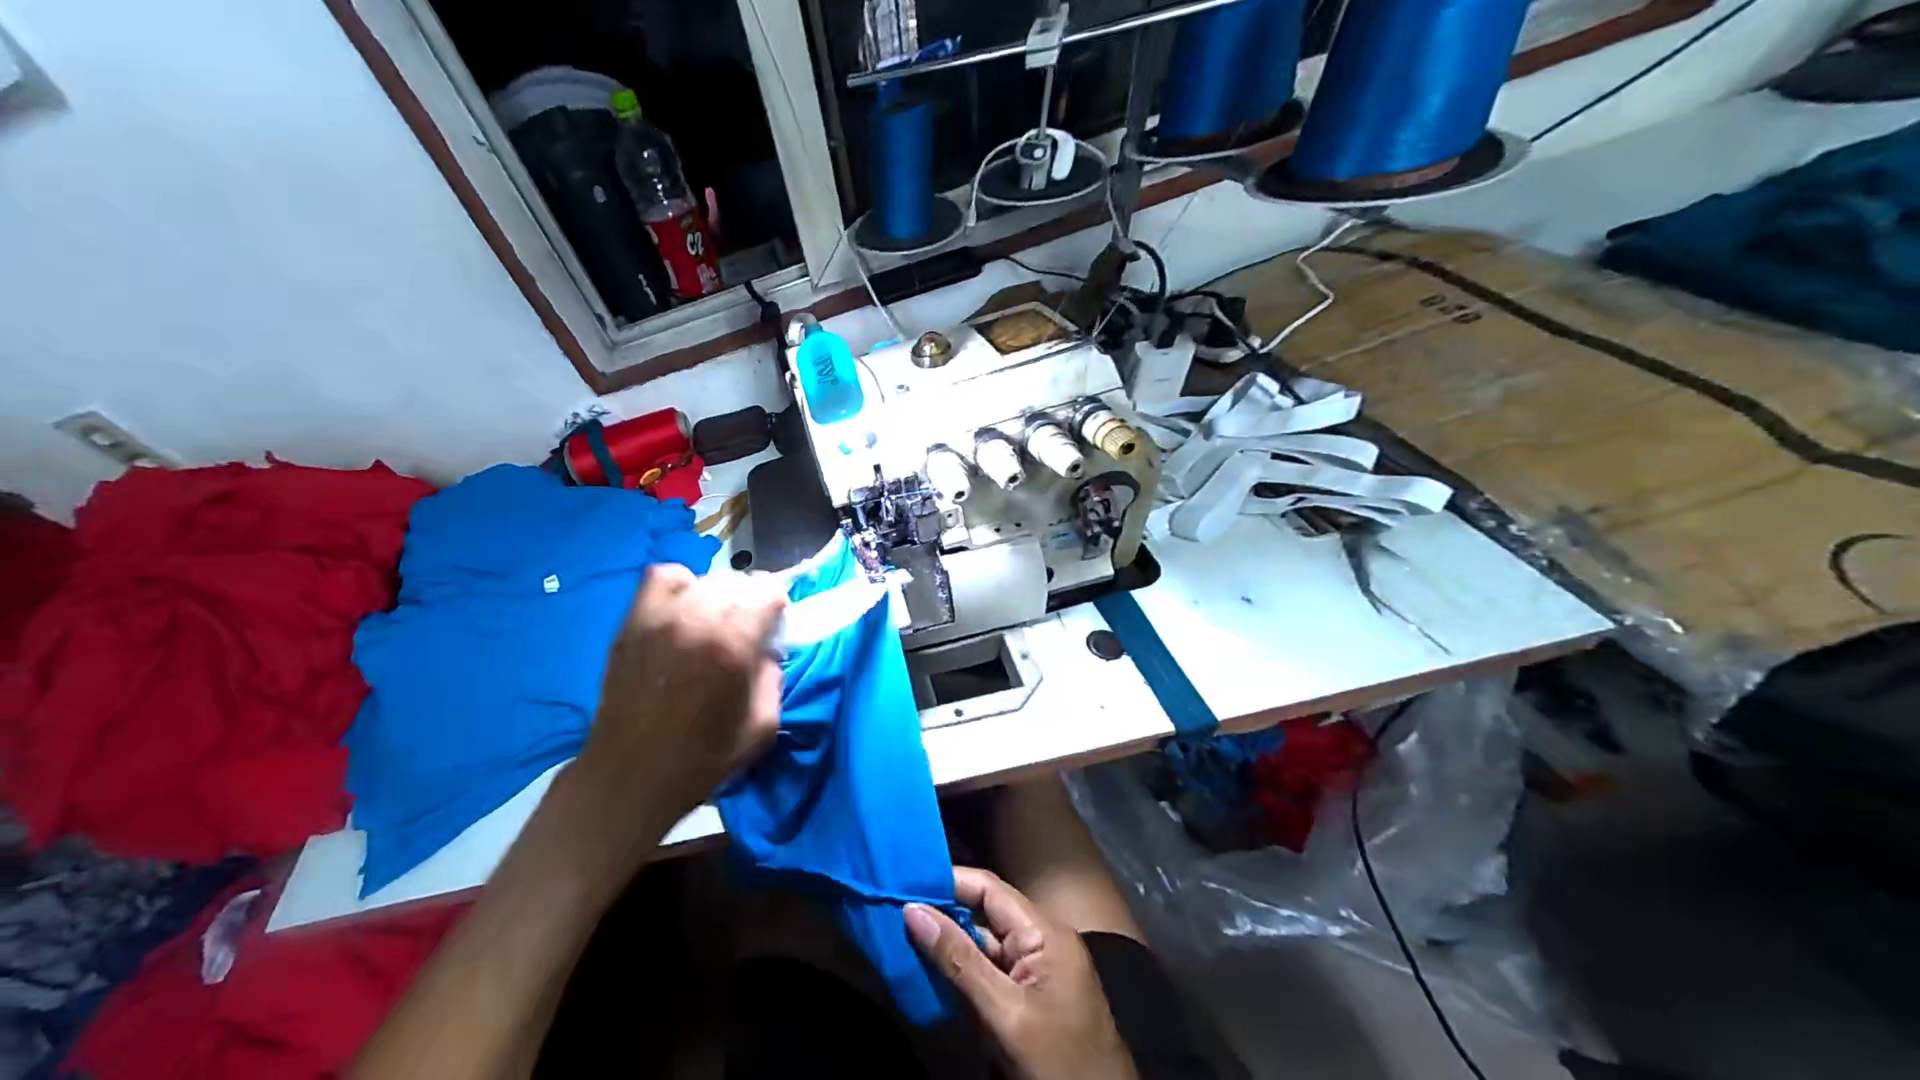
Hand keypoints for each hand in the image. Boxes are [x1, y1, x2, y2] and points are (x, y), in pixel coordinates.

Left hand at [572, 564, 786, 823]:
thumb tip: (768, 649)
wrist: (631, 776)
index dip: (777, 608)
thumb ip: (774, 677)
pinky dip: (681, 586)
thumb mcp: (763, 725)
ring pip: (705, 579)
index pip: (768, 592)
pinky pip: (662, 578)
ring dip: (720, 595)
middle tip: (749, 630)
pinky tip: (684, 610)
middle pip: (739, 583)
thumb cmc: (702, 758)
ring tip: (717, 621)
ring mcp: (660, 616)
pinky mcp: (633, 622)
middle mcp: (697, 619)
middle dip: (752, 602)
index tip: (775, 628)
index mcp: (733, 643)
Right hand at [906, 868, 1137, 1079]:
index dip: (947, 882)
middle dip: (941, 914)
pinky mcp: (1027, 996)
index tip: (904, 885)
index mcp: (1044, 931)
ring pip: (981, 944)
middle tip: (893, 914)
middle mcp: (1040, 939)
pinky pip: (988, 971)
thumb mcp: (1005, 1014)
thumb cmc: (1058, 1062)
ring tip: (900, 939)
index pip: (989, 888)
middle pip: (983, 913)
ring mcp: (1034, 969)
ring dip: (946, 946)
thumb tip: (913, 911)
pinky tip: (926, 974)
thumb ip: (959, 961)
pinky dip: (959, 973)